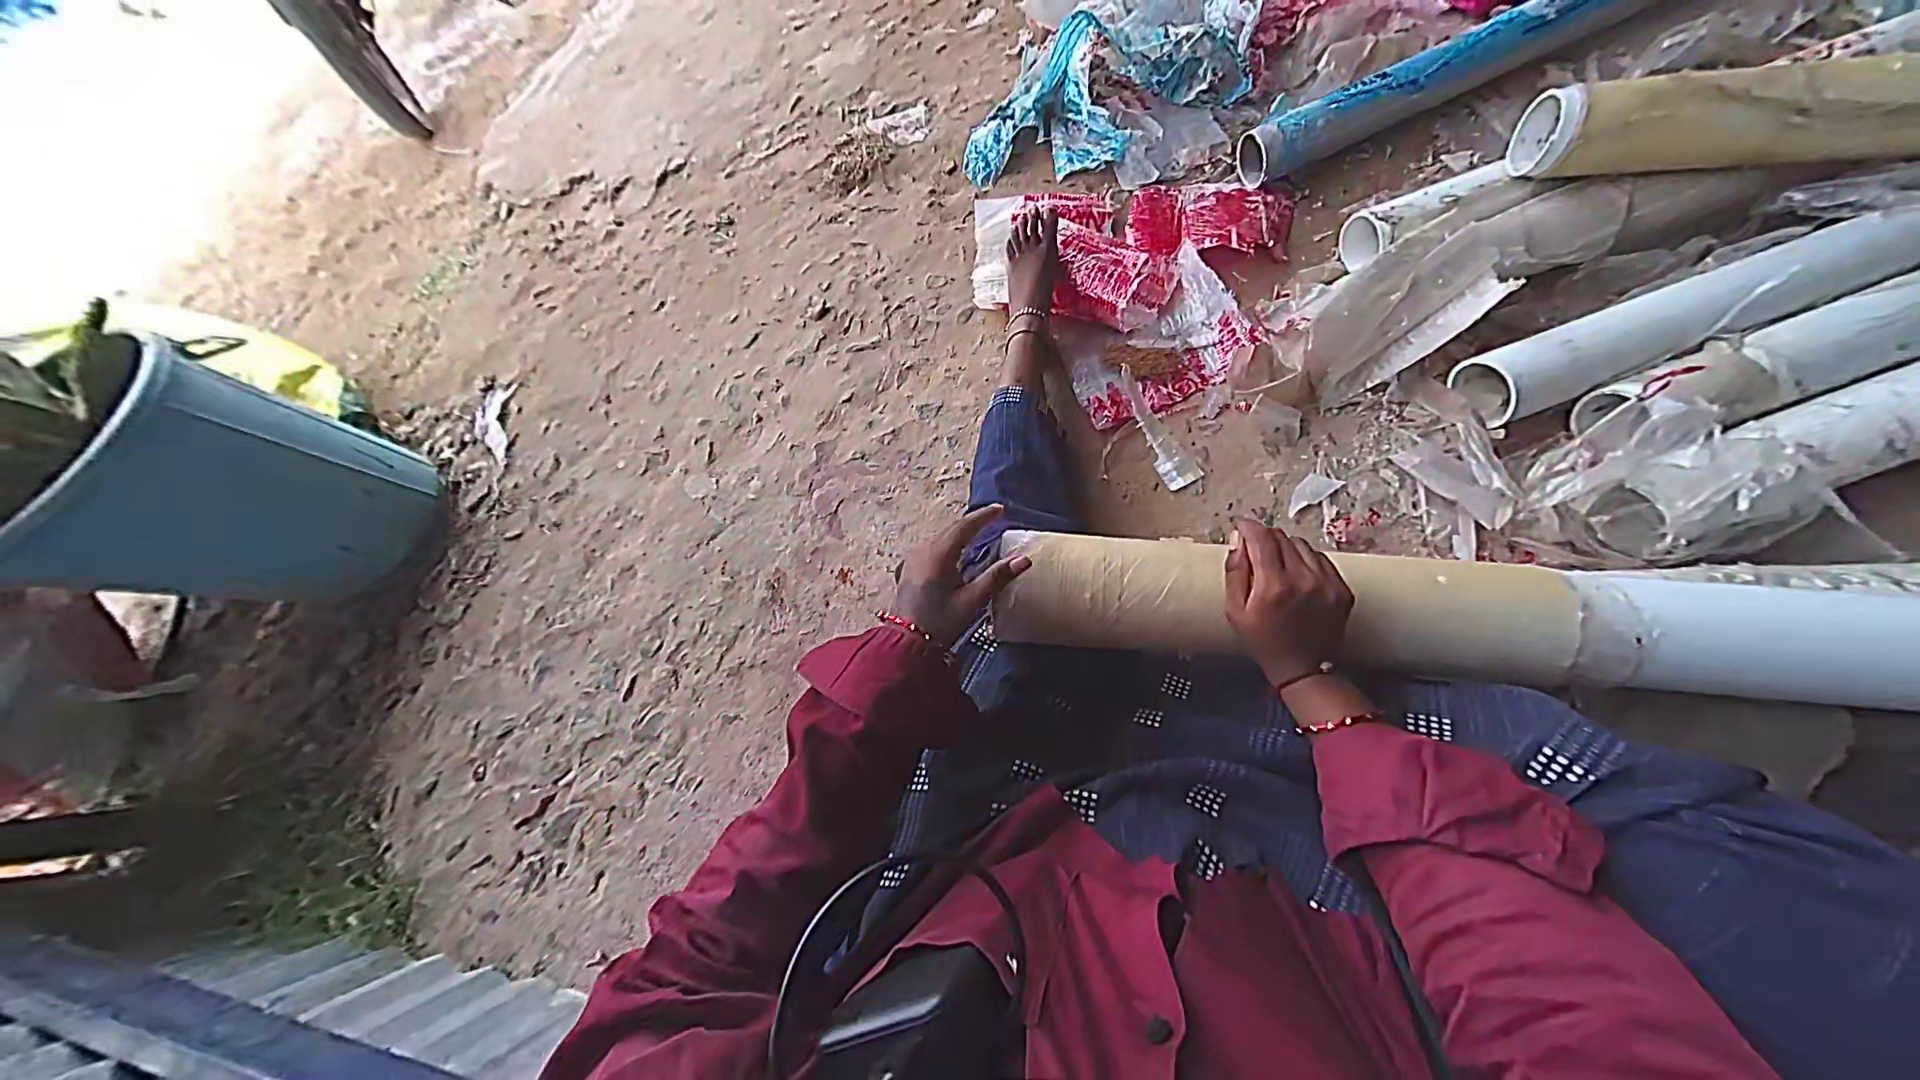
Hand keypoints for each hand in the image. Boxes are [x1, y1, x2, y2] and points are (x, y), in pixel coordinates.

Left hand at [893, 505, 1032, 646]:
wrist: (908, 643)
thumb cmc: (940, 622)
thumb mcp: (972, 600)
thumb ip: (997, 577)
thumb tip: (1023, 560)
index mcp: (939, 554)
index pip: (964, 526)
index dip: (983, 517)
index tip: (1000, 510)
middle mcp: (923, 550)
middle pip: (951, 530)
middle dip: (973, 524)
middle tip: (993, 519)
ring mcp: (912, 559)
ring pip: (940, 539)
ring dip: (959, 535)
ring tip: (977, 533)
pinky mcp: (908, 570)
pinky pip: (931, 549)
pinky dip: (947, 546)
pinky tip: (954, 554)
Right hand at [1224, 518, 1354, 685]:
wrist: (1304, 668)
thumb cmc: (1263, 640)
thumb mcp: (1235, 610)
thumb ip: (1235, 572)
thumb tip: (1239, 540)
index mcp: (1274, 586)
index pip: (1262, 538)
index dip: (1249, 527)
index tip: (1241, 526)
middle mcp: (1304, 579)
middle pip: (1282, 538)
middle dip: (1264, 538)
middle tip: (1254, 550)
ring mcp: (1327, 583)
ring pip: (1302, 545)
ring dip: (1285, 548)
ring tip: (1276, 565)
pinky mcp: (1342, 589)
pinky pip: (1320, 559)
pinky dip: (1305, 560)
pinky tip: (1296, 575)